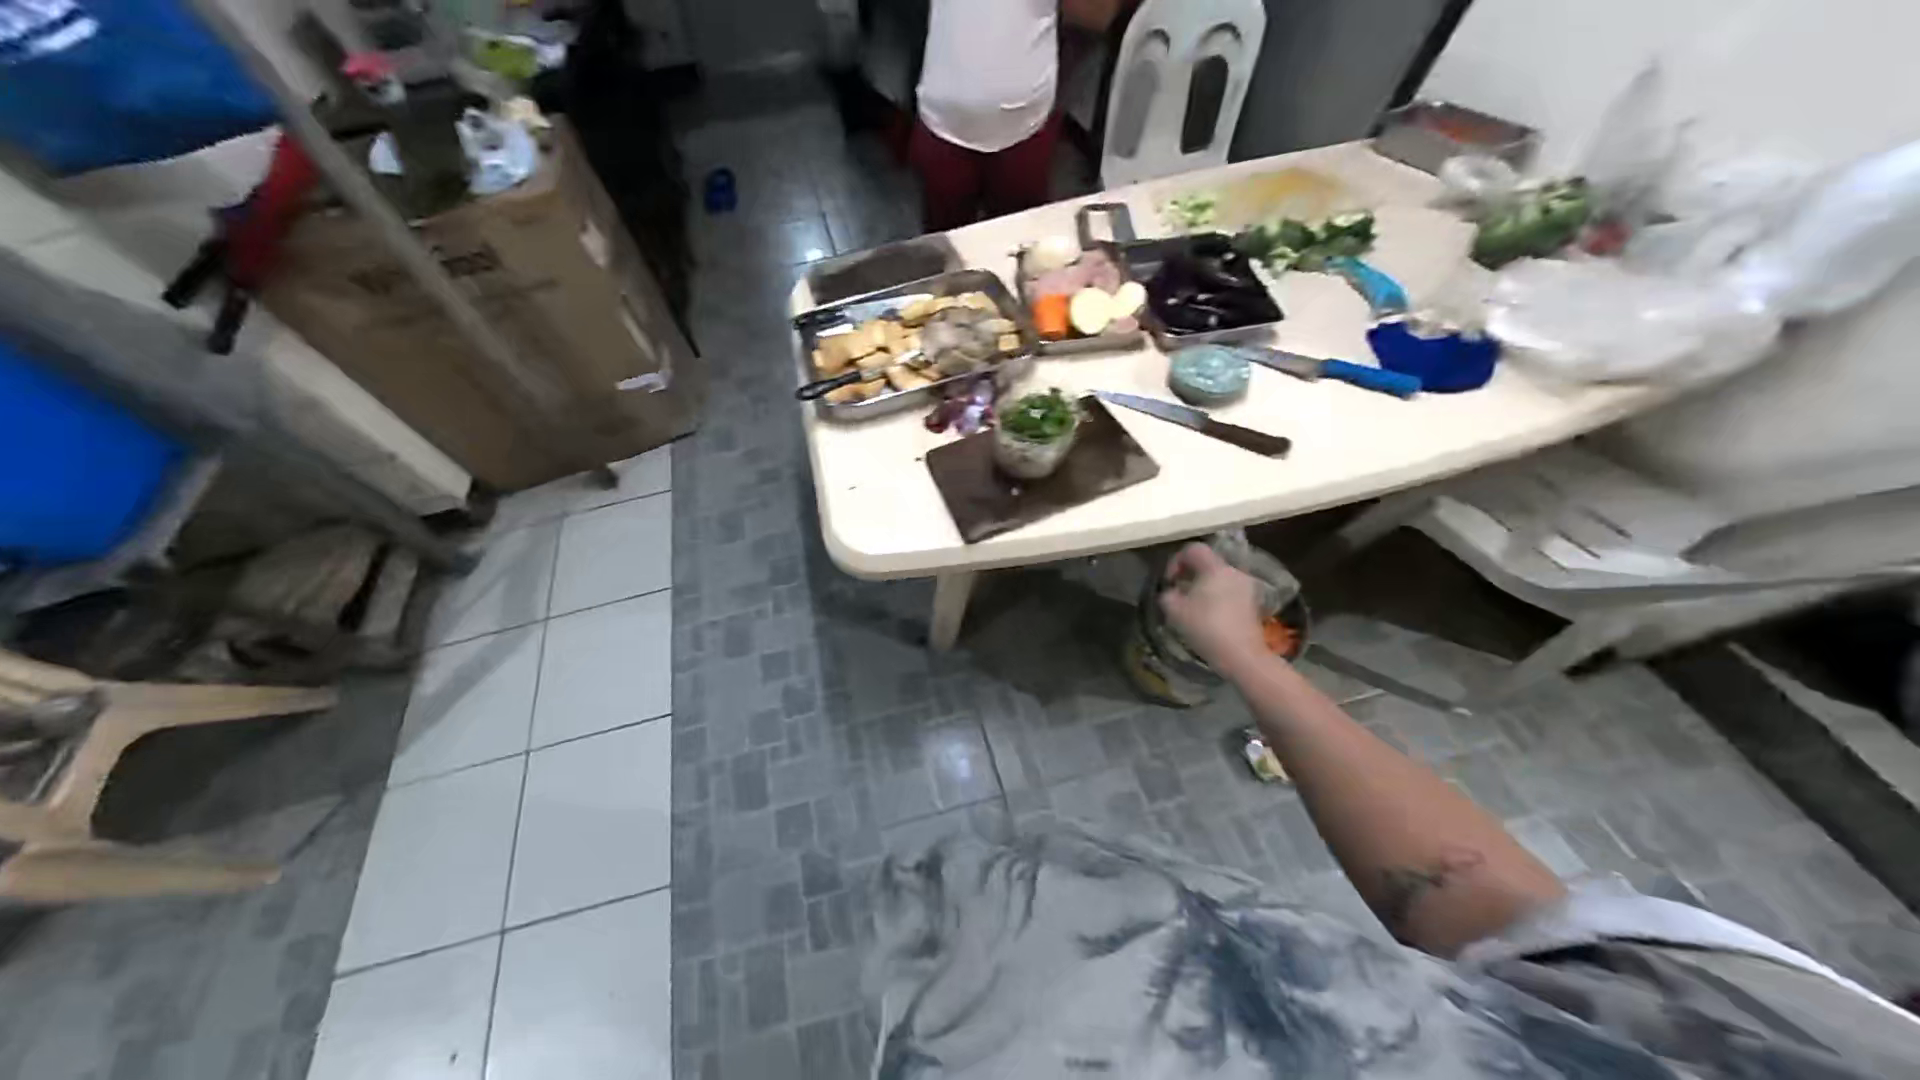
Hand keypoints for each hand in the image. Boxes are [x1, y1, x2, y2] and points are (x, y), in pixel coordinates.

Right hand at [1158, 543, 1267, 670]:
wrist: (1242, 655)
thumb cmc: (1206, 628)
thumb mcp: (1175, 611)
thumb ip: (1167, 595)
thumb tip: (1171, 591)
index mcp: (1215, 568)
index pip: (1193, 549)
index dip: (1175, 561)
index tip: (1169, 582)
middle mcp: (1234, 571)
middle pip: (1207, 563)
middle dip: (1190, 575)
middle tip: (1178, 594)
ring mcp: (1247, 587)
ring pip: (1219, 578)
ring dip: (1203, 587)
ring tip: (1193, 607)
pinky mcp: (1253, 603)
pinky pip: (1229, 591)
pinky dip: (1217, 597)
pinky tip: (1209, 617)